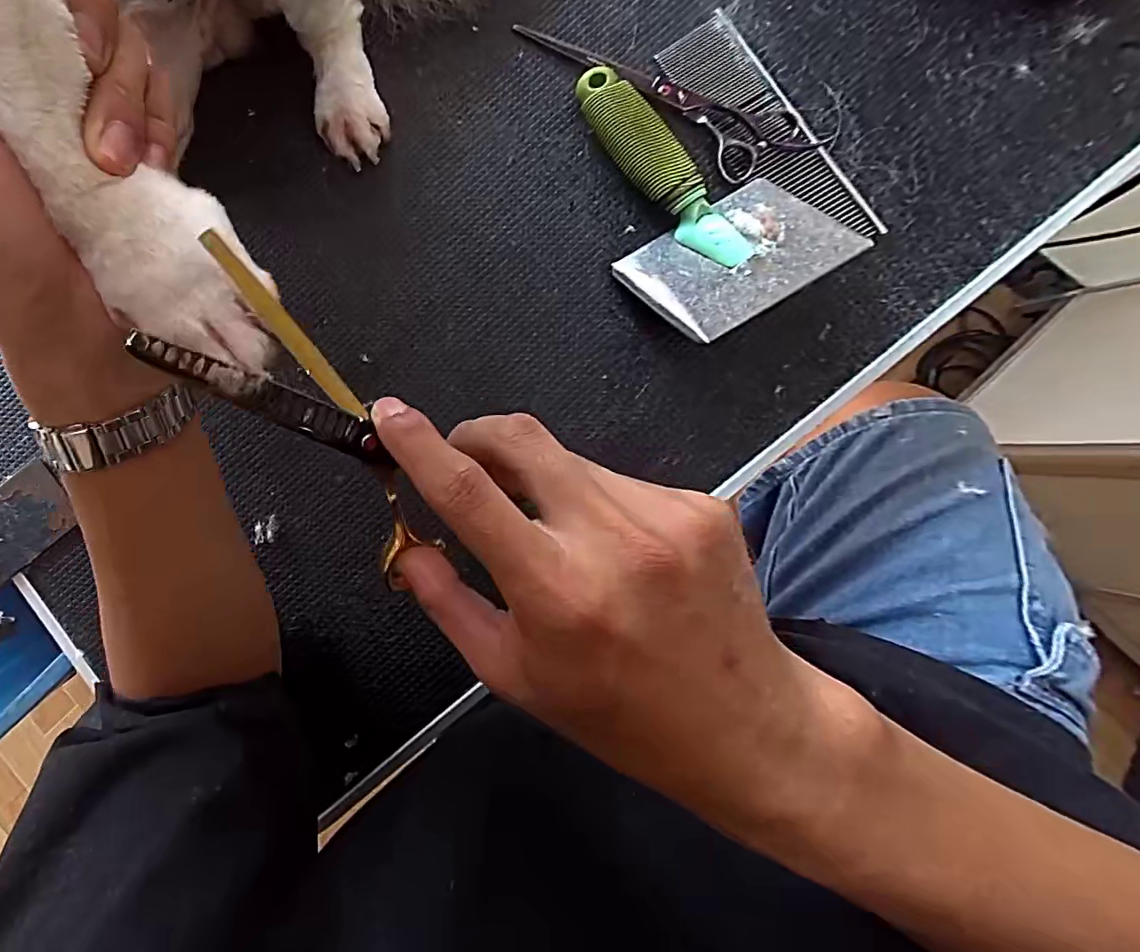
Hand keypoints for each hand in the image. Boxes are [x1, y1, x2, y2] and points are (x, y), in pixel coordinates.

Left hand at [0, 0, 181, 421]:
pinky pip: (168, 91)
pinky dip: (161, 125)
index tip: (35, 6)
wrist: (86, 335)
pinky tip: (147, 171)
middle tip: (82, 121)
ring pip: (131, 41)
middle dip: (90, 42)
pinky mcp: (148, 138)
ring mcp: (97, 107)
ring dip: (128, 102)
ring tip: (117, 168)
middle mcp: (33, 73)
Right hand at [371, 398, 866, 816]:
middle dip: (474, 435)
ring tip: (548, 529)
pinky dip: (585, 495)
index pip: (468, 491)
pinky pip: (611, 475)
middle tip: (460, 459)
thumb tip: (409, 546)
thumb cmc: (615, 713)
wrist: (750, 728)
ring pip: (564, 457)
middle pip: (519, 439)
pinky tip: (607, 544)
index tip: (389, 412)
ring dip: (533, 475)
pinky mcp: (700, 503)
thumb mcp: (509, 673)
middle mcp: (612, 540)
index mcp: (554, 590)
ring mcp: (665, 514)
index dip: (419, 444)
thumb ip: (446, 601)